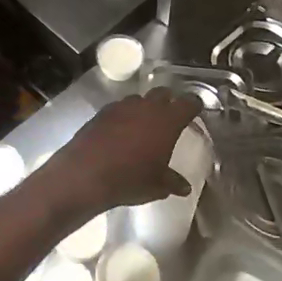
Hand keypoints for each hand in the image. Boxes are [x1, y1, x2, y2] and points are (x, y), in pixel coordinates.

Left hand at [42, 89, 203, 213]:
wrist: (85, 173)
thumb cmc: (130, 178)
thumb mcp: (157, 185)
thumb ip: (172, 182)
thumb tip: (184, 187)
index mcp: (167, 120)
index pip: (188, 103)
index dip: (193, 105)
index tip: (196, 108)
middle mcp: (146, 107)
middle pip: (163, 93)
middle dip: (169, 101)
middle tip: (171, 114)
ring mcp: (121, 107)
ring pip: (139, 99)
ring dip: (144, 107)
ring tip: (145, 123)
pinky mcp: (101, 112)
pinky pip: (119, 108)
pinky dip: (124, 115)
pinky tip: (121, 130)